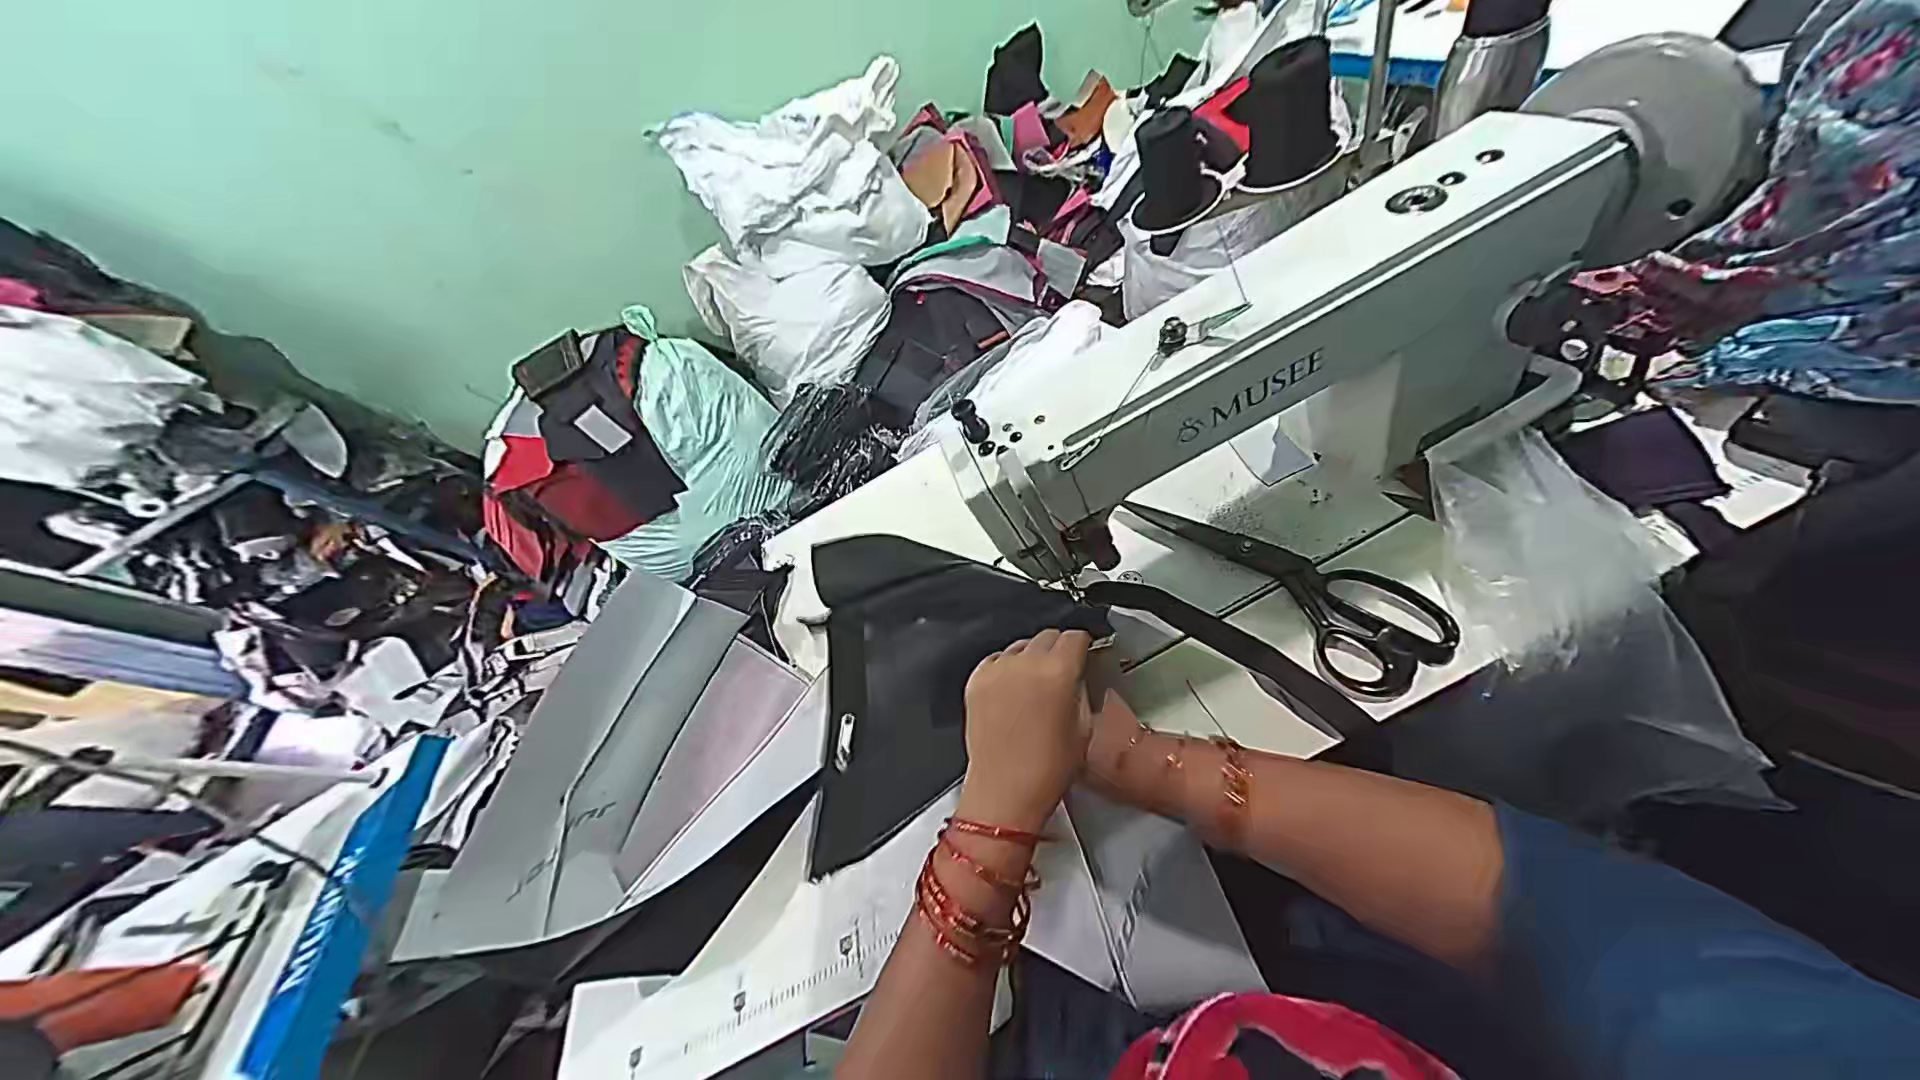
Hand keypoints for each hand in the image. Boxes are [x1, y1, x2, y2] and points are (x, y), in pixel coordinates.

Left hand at [958, 629, 1095, 831]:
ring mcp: (996, 671)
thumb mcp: (1084, 728)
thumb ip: (1083, 691)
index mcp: (1057, 672)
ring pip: (1020, 646)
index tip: (1084, 651)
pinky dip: (1006, 668)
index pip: (1075, 637)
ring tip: (1036, 685)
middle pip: (1047, 637)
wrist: (1004, 792)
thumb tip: (1079, 675)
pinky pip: (996, 661)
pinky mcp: (976, 681)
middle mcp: (1024, 664)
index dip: (1083, 645)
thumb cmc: (1045, 770)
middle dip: (1059, 649)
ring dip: (1031, 658)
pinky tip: (1013, 689)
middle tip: (1063, 670)